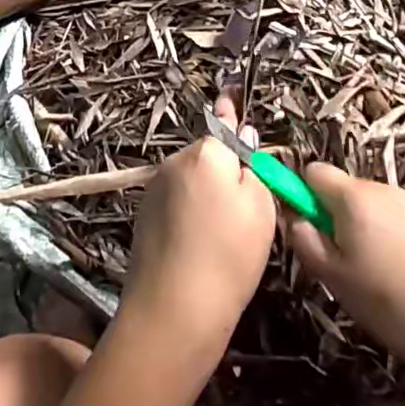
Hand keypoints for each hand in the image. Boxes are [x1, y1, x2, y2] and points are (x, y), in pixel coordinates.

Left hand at [123, 98, 275, 343]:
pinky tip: (201, 243)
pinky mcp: (144, 216)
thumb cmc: (230, 254)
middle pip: (207, 155)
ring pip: (191, 180)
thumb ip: (253, 169)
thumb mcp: (260, 208)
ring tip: (225, 234)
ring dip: (207, 192)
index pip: (223, 124)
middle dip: (225, 170)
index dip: (231, 115)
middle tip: (247, 207)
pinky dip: (190, 212)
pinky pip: (177, 201)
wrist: (175, 309)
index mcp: (204, 153)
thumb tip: (242, 142)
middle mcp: (174, 162)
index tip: (230, 96)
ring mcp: (154, 189)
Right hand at [283, 163, 404, 401]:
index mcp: (356, 197)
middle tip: (343, 267)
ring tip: (380, 284)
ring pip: (377, 212)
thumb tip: (296, 218)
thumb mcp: (334, 279)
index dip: (302, 195)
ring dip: (368, 235)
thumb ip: (305, 240)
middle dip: (337, 220)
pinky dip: (399, 246)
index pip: (313, 171)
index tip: (307, 230)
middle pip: (347, 192)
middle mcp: (388, 190)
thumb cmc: (395, 307)